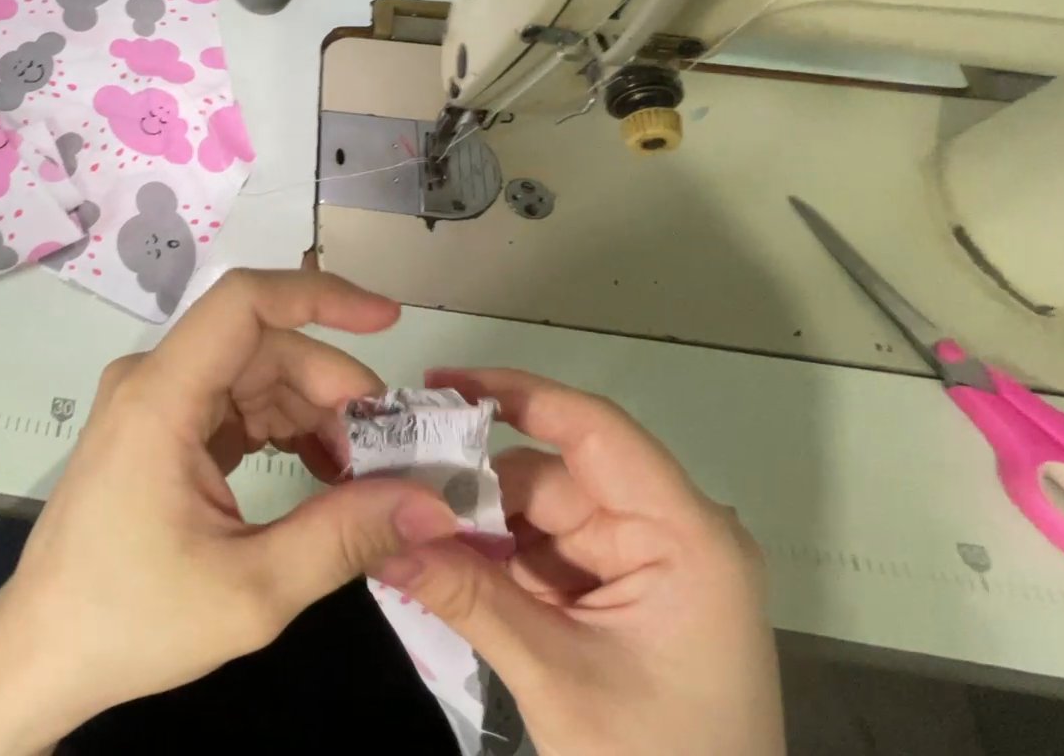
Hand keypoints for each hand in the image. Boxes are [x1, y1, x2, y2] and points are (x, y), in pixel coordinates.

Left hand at [0, 269, 461, 738]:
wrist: (47, 648)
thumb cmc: (134, 620)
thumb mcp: (253, 588)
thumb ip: (346, 535)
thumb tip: (437, 503)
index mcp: (160, 396)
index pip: (243, 303)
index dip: (320, 296)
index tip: (390, 321)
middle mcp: (151, 381)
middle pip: (259, 347)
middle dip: (333, 387)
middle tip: (389, 452)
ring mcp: (150, 403)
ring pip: (251, 376)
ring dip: (313, 412)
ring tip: (360, 475)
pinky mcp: (156, 430)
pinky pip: (230, 406)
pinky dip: (281, 430)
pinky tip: (321, 474)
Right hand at [381, 369, 783, 755]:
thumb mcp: (558, 678)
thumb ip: (468, 597)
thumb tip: (379, 536)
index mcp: (683, 537)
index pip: (593, 431)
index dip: (515, 394)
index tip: (437, 385)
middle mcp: (661, 531)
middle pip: (546, 475)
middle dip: (468, 483)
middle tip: (387, 484)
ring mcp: (634, 560)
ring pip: (529, 511)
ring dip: (470, 523)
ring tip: (400, 528)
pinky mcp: (607, 588)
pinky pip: (532, 547)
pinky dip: (485, 553)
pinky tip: (436, 560)